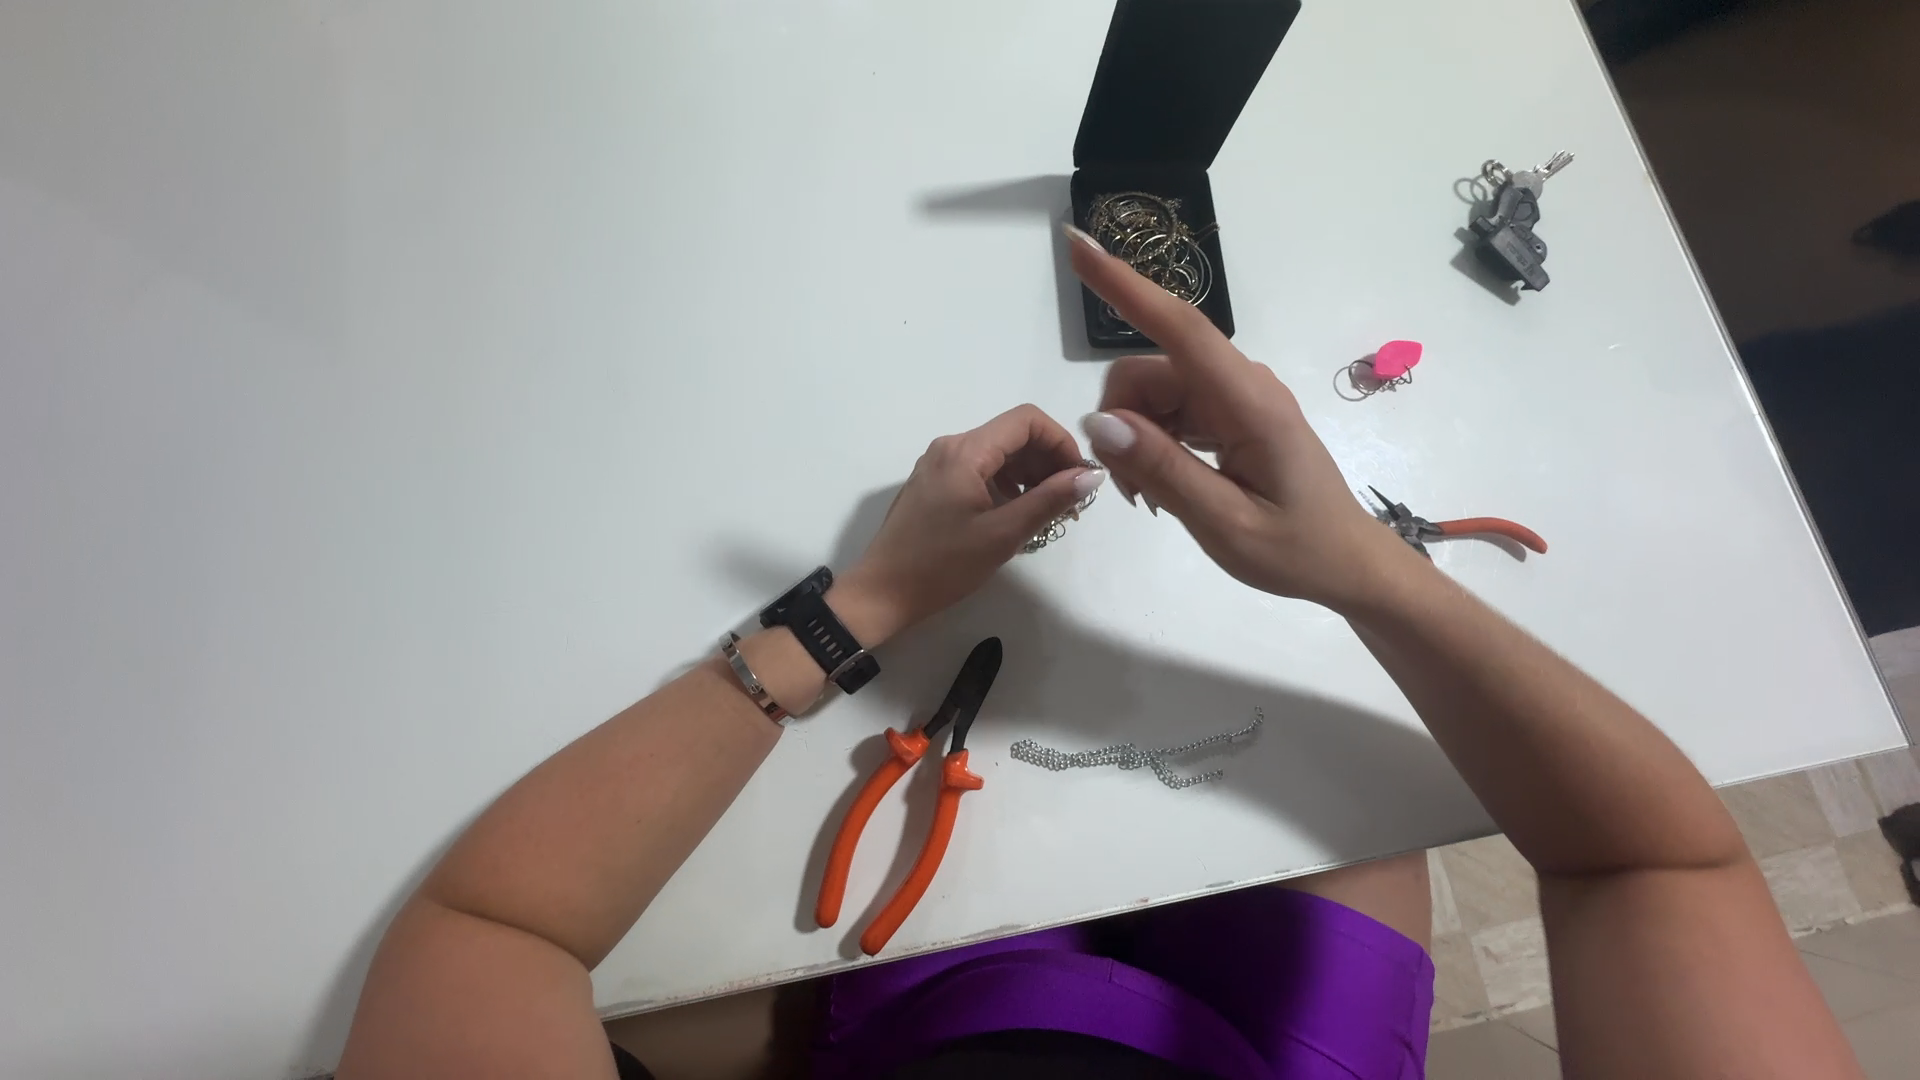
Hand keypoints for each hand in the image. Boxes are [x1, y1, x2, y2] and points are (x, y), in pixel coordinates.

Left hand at [832, 404, 1104, 643]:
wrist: (882, 593)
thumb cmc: (942, 565)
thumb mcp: (1002, 535)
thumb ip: (1049, 500)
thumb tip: (1091, 475)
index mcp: (965, 451)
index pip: (1027, 421)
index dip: (1061, 442)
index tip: (1080, 477)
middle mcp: (950, 447)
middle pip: (1012, 435)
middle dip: (1048, 460)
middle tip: (1070, 500)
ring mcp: (938, 466)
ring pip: (997, 454)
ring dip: (1029, 474)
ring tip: (1049, 511)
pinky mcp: (933, 485)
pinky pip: (979, 471)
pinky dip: (1006, 485)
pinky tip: (1017, 514)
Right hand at [1063, 224, 1421, 611]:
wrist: (1348, 565)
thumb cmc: (1296, 550)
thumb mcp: (1225, 523)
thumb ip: (1163, 471)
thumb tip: (1100, 423)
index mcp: (1249, 403)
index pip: (1181, 328)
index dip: (1126, 286)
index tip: (1080, 246)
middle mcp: (1240, 386)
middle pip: (1149, 373)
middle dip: (1121, 423)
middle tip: (1131, 494)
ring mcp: (1234, 399)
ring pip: (1152, 395)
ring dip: (1135, 441)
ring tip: (1151, 499)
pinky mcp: (1229, 416)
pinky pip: (1169, 412)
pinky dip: (1152, 445)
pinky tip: (1162, 486)